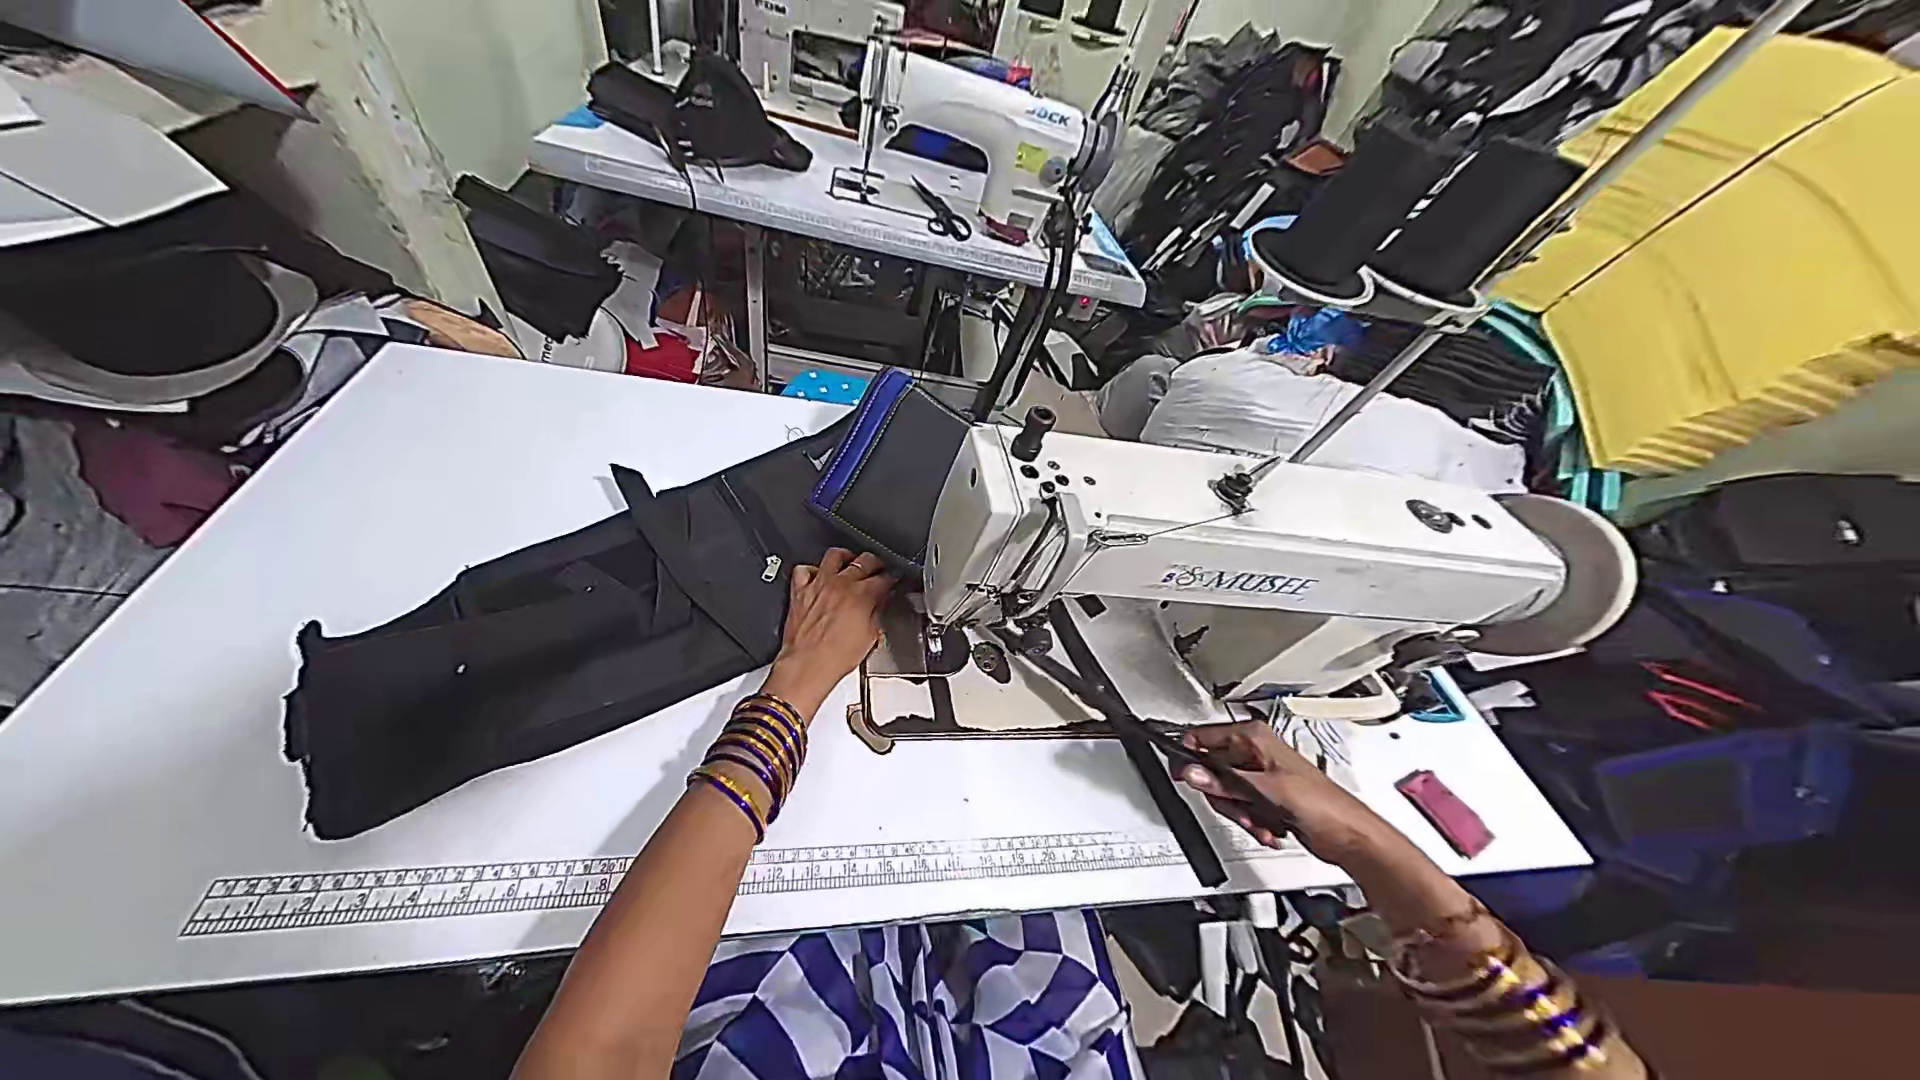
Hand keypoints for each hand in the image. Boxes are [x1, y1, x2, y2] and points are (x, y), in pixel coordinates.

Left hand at [760, 548, 894, 719]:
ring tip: (851, 562)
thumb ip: (878, 613)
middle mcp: (841, 585)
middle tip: (879, 569)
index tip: (893, 580)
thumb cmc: (836, 657)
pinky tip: (817, 574)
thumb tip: (882, 603)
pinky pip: (802, 569)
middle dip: (876, 563)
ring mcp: (819, 585)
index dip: (892, 578)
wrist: (808, 666)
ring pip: (835, 555)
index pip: (885, 577)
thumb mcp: (871, 636)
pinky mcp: (800, 592)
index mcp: (863, 595)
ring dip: (846, 557)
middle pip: (865, 560)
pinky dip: (811, 569)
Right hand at [1173, 721, 1394, 865]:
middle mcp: (1254, 751)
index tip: (1183, 776)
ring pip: (1224, 792)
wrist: (1351, 837)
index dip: (1190, 757)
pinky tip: (1268, 826)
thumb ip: (1225, 781)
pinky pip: (1239, 806)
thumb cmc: (1324, 805)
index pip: (1202, 737)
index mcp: (1254, 737)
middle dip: (1225, 796)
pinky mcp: (1262, 795)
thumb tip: (1192, 772)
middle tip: (1241, 807)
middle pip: (1211, 770)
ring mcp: (1258, 774)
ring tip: (1260, 819)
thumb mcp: (1265, 791)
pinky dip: (1250, 820)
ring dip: (1240, 812)